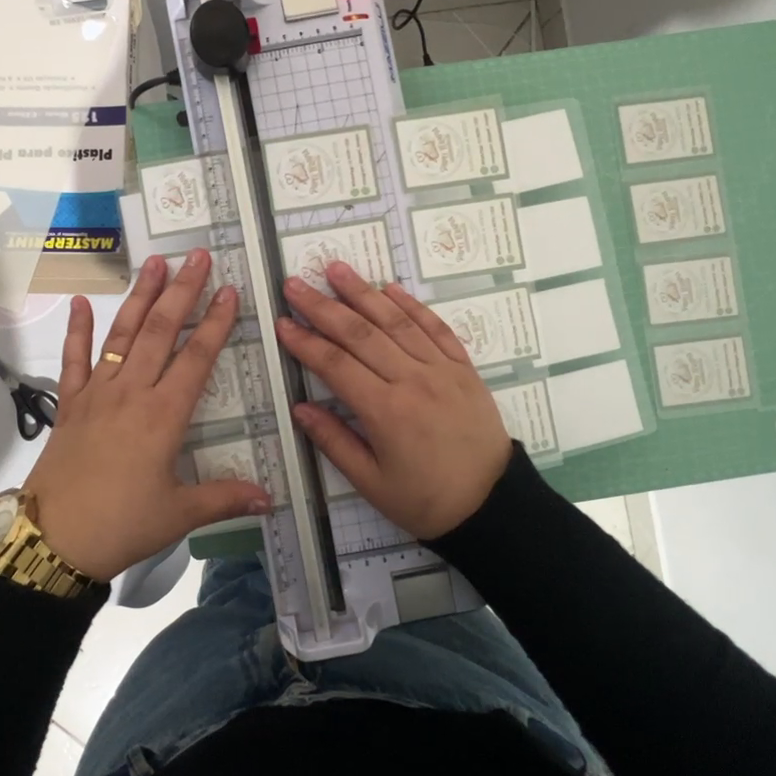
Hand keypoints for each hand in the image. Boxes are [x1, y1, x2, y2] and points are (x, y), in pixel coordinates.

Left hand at [24, 251, 272, 579]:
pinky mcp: (69, 404)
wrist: (53, 540)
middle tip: (196, 255)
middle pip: (161, 331)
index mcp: (163, 415)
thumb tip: (269, 499)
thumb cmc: (121, 525)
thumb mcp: (179, 514)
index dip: (216, 323)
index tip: (230, 291)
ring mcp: (96, 394)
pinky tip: (82, 302)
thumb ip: (224, 498)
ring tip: (154, 263)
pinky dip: (78, 330)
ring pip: (122, 334)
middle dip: (182, 291)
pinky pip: (74, 360)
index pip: (197, 357)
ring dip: (140, 297)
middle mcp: (131, 393)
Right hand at [275, 262, 512, 539]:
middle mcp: (412, 381)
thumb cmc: (426, 502)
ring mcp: (441, 370)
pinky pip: (435, 328)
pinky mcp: (464, 368)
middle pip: (360, 334)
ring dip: (364, 292)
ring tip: (337, 269)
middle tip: (295, 284)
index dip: (305, 341)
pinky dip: (412, 306)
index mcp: (385, 411)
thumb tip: (299, 408)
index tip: (282, 322)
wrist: (493, 506)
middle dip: (323, 306)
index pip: (335, 365)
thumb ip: (334, 441)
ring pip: (396, 322)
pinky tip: (391, 288)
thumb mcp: (372, 483)